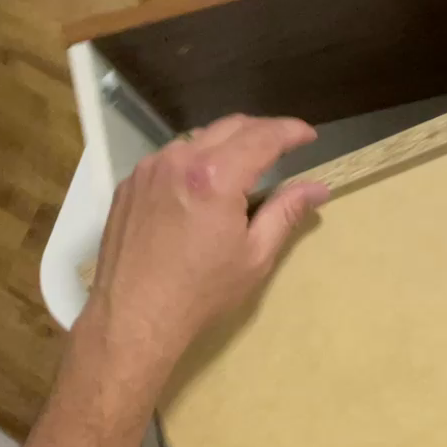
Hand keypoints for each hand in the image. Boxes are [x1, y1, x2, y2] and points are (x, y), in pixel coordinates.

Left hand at [77, 115, 328, 382]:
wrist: (133, 318)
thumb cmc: (200, 295)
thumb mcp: (254, 257)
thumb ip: (286, 214)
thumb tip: (317, 189)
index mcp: (215, 176)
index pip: (262, 136)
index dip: (290, 131)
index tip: (308, 136)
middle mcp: (179, 160)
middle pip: (229, 127)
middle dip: (260, 132)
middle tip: (281, 149)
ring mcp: (148, 170)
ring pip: (195, 141)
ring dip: (223, 148)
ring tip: (239, 172)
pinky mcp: (129, 186)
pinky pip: (167, 161)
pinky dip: (191, 166)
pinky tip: (198, 192)